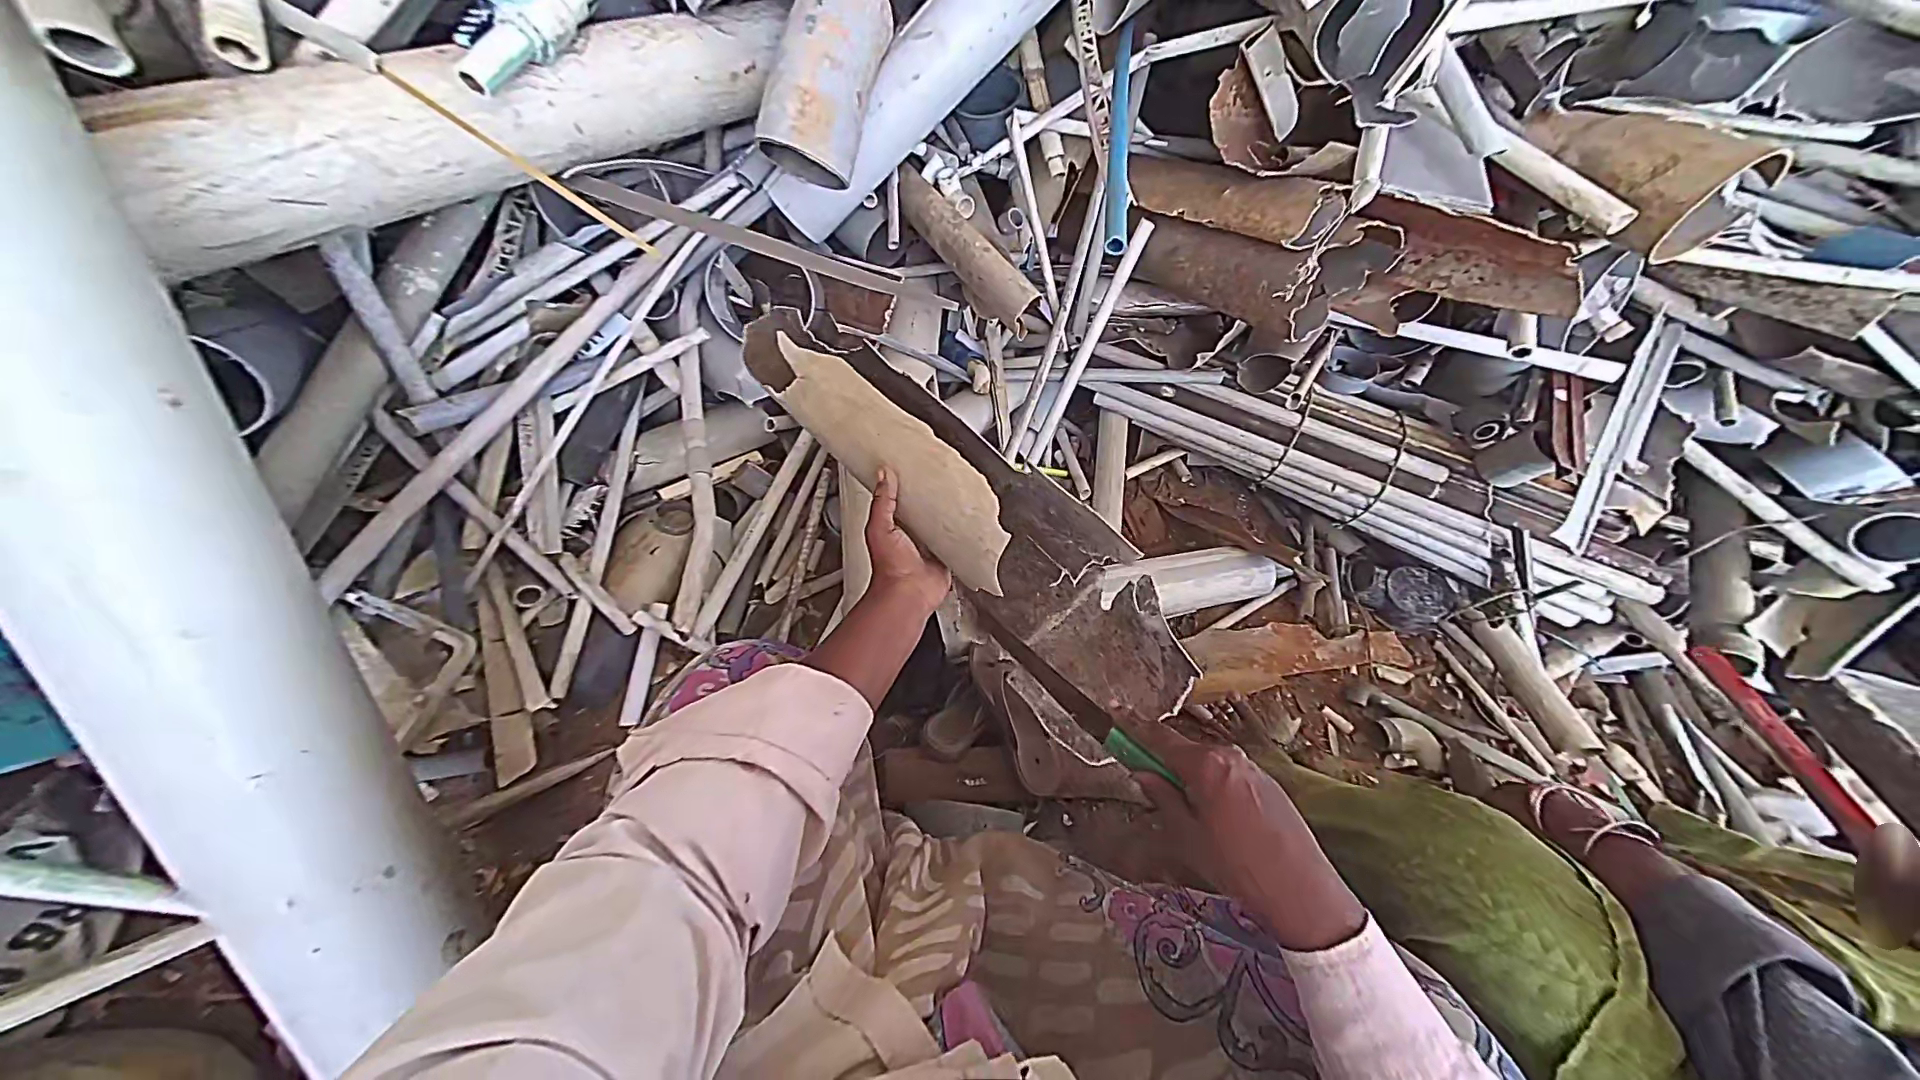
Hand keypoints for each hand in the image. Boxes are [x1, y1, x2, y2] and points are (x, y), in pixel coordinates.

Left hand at [866, 466, 949, 611]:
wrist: (909, 593)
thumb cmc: (890, 568)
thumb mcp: (879, 527)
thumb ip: (882, 502)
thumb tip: (884, 475)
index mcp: (894, 527)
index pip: (899, 501)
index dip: (905, 487)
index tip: (912, 470)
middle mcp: (912, 535)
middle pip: (923, 511)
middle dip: (930, 499)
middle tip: (939, 481)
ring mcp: (930, 545)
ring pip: (941, 524)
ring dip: (947, 515)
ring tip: (956, 496)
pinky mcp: (946, 555)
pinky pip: (956, 540)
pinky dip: (961, 533)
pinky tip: (967, 521)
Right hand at [1126, 720, 1366, 949]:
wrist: (1304, 893)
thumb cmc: (1237, 866)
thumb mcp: (1187, 836)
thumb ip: (1162, 797)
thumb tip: (1143, 773)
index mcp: (1205, 764)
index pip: (1157, 736)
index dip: (1130, 723)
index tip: (1111, 708)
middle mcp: (1229, 756)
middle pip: (1183, 748)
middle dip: (1161, 759)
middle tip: (1145, 778)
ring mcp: (1252, 767)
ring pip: (1207, 762)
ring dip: (1188, 775)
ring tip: (1186, 812)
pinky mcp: (1268, 783)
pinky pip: (1228, 773)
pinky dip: (1211, 783)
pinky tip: (1215, 817)